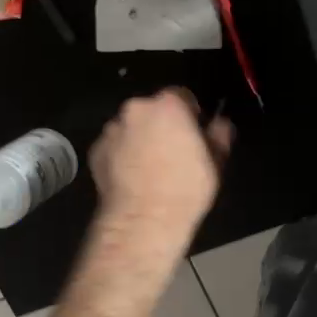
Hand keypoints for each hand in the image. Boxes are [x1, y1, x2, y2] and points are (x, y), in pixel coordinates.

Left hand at [90, 89, 232, 233]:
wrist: (143, 221)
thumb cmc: (185, 189)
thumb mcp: (215, 162)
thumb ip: (218, 136)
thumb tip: (221, 124)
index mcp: (167, 105)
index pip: (181, 96)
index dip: (189, 114)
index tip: (194, 133)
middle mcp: (136, 110)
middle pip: (152, 110)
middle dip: (161, 125)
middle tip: (173, 152)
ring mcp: (112, 130)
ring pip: (131, 128)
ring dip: (140, 139)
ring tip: (150, 169)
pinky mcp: (96, 151)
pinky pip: (114, 147)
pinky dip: (122, 156)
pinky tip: (132, 178)